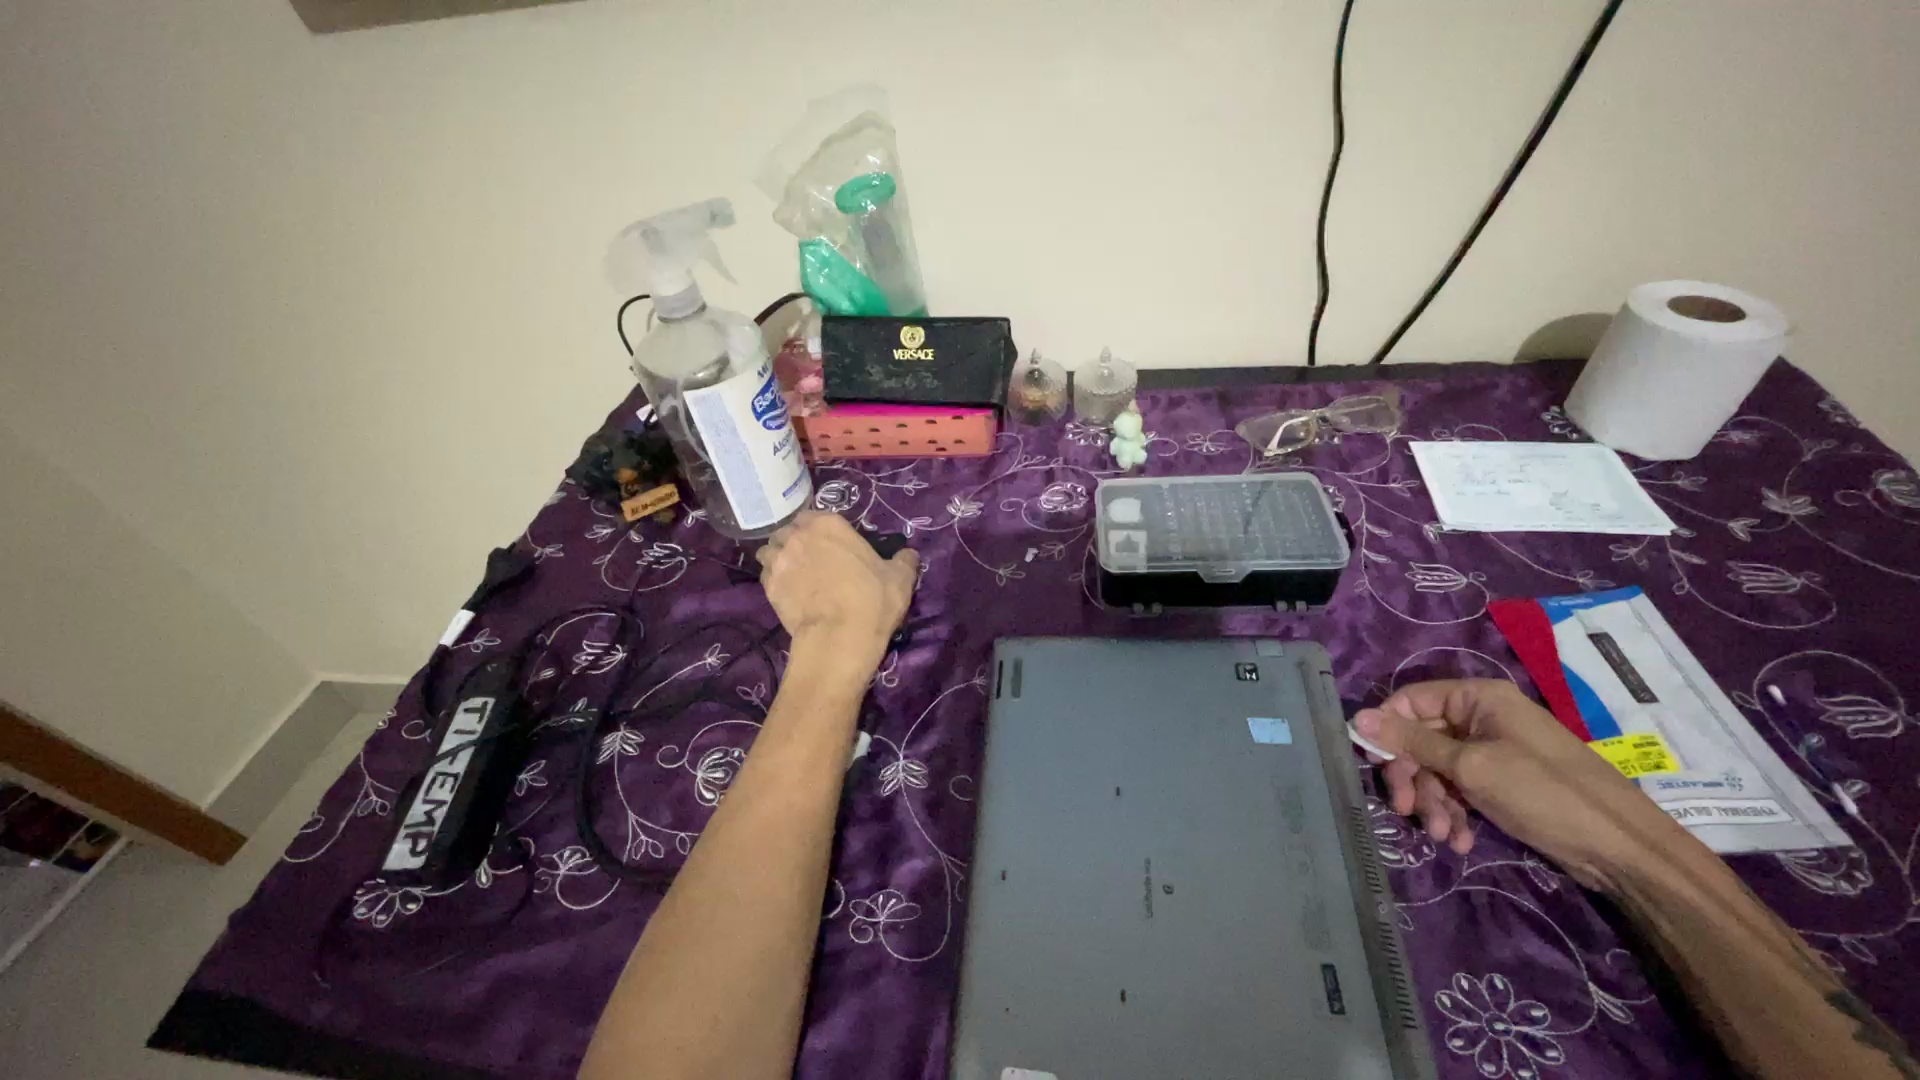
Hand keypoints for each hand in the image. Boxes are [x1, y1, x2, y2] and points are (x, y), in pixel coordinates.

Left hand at [755, 512, 917, 677]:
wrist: (840, 637)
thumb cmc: (872, 600)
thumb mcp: (900, 578)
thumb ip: (904, 560)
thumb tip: (909, 554)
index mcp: (829, 525)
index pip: (814, 516)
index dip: (819, 529)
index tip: (828, 544)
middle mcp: (799, 536)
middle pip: (789, 531)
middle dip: (795, 540)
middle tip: (810, 558)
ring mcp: (780, 560)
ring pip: (770, 550)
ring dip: (779, 557)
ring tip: (792, 573)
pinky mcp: (768, 586)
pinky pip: (765, 575)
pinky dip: (773, 579)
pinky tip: (786, 591)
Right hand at [1354, 679, 1688, 889]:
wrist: (1621, 849)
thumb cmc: (1544, 793)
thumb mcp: (1471, 767)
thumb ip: (1411, 743)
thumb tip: (1358, 718)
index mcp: (1478, 698)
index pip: (1410, 701)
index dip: (1388, 731)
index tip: (1375, 765)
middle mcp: (1482, 718)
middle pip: (1420, 739)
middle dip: (1414, 778)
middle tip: (1407, 809)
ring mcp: (1493, 751)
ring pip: (1437, 769)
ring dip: (1434, 803)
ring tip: (1442, 835)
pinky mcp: (1501, 782)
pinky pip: (1460, 789)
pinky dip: (1454, 813)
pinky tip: (1460, 840)